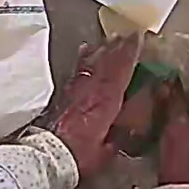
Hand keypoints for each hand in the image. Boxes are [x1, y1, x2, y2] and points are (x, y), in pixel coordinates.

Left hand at [48, 34, 142, 178]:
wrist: (49, 156)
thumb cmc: (82, 154)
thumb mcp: (112, 146)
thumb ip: (127, 127)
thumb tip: (138, 114)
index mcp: (106, 99)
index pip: (121, 68)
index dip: (131, 51)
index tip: (139, 36)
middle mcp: (91, 88)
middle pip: (107, 60)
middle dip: (119, 45)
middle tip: (129, 33)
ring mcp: (76, 88)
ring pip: (92, 61)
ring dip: (103, 49)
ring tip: (112, 39)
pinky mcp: (65, 93)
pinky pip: (78, 69)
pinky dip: (83, 57)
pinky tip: (85, 49)